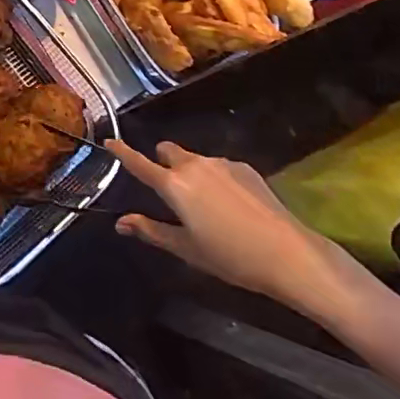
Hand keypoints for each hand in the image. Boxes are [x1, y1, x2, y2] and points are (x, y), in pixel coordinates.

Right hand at [107, 140, 365, 316]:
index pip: (139, 163)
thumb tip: (121, 223)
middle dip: (163, 163)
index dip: (122, 152)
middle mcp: (194, 166)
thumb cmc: (231, 257)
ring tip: (208, 206)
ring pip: (194, 159)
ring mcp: (221, 163)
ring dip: (191, 173)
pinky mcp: (245, 167)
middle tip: (171, 191)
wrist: (289, 254)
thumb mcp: (186, 249)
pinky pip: (219, 166)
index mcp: (174, 186)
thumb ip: (151, 231)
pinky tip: (233, 206)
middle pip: (167, 151)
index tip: (110, 141)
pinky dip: (216, 179)